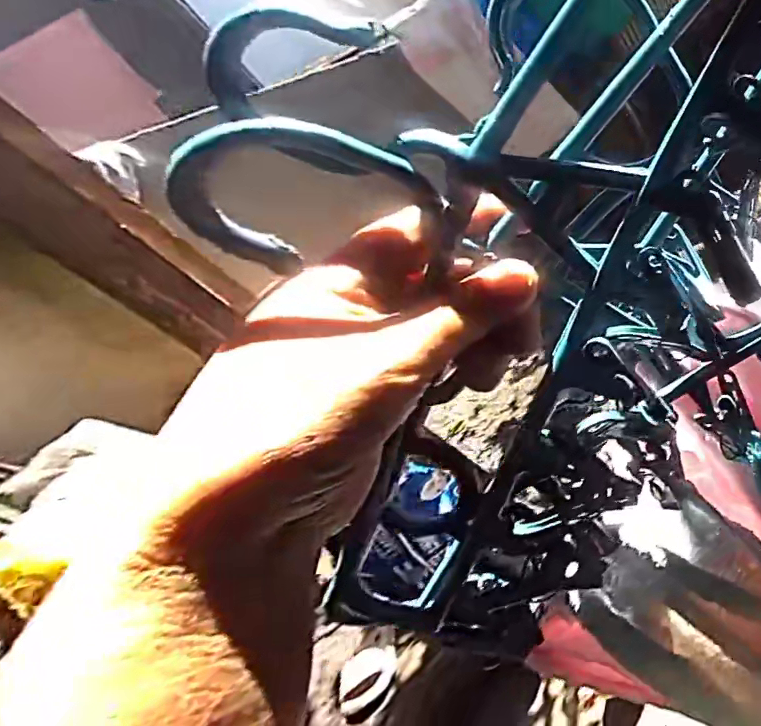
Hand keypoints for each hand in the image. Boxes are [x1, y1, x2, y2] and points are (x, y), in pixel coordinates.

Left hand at [0, 200, 539, 725]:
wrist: (232, 535)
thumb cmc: (296, 429)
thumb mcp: (390, 365)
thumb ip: (464, 314)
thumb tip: (529, 271)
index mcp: (340, 286)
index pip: (416, 231)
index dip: (467, 225)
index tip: (521, 234)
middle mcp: (359, 310)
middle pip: (448, 278)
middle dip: (491, 300)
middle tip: (521, 335)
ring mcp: (375, 350)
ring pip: (454, 319)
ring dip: (486, 336)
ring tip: (493, 372)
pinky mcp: (390, 387)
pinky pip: (447, 356)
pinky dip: (469, 364)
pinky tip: (473, 386)